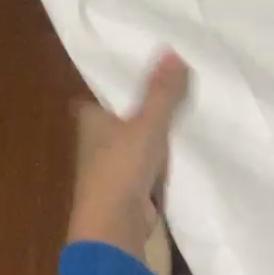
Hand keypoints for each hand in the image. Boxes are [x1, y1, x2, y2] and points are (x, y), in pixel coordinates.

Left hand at [66, 52, 188, 258]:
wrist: (115, 223)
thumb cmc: (122, 167)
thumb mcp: (148, 123)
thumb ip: (163, 92)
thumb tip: (174, 51)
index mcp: (90, 120)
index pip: (101, 98)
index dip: (118, 91)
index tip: (141, 81)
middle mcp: (95, 144)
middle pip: (121, 123)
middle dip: (140, 117)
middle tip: (172, 100)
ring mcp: (111, 170)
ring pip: (135, 149)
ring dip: (152, 144)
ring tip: (183, 126)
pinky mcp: (128, 193)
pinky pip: (148, 172)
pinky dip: (160, 168)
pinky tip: (179, 163)